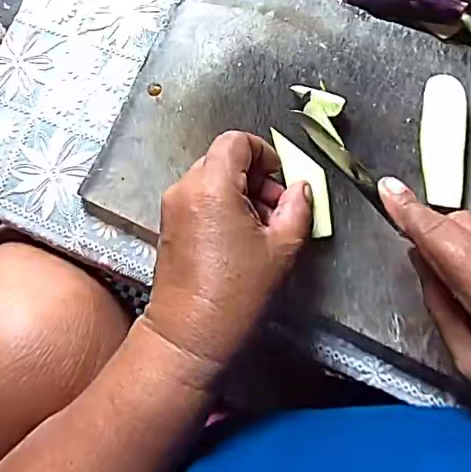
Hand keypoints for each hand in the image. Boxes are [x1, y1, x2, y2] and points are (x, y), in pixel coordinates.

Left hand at [142, 131, 311, 387]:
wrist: (189, 330)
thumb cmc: (233, 294)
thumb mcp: (281, 248)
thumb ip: (297, 208)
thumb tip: (300, 188)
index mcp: (211, 185)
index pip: (235, 141)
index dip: (264, 153)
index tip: (280, 177)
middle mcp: (185, 188)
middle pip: (223, 158)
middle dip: (255, 176)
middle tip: (277, 207)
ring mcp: (173, 204)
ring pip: (211, 177)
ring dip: (239, 191)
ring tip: (261, 227)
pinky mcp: (169, 221)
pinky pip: (199, 197)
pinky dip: (221, 204)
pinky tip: (239, 236)